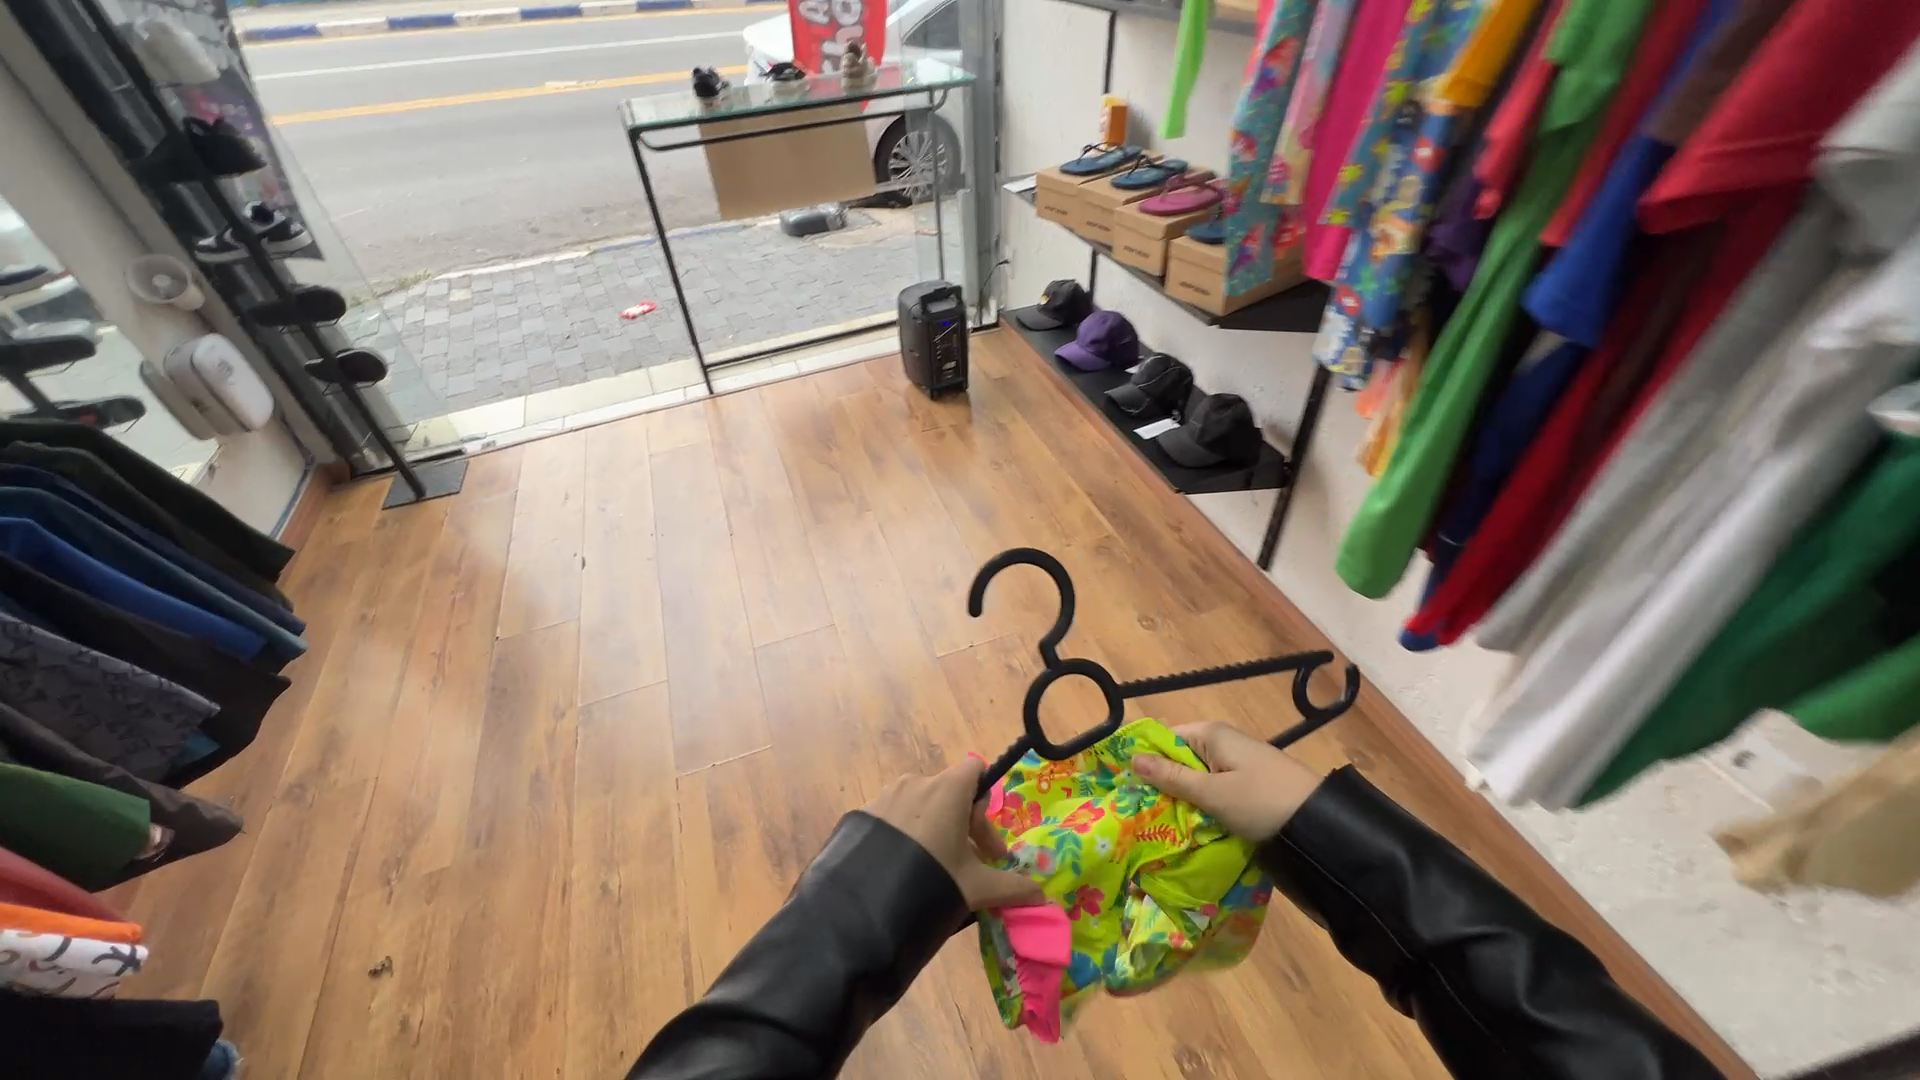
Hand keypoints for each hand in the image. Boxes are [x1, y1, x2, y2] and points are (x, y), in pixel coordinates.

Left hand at [864, 758, 1046, 910]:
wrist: (865, 903)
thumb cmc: (931, 880)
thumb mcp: (976, 886)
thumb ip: (1011, 886)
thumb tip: (1041, 895)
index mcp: (948, 789)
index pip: (975, 768)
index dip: (984, 799)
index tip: (982, 837)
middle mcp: (919, 782)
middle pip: (950, 790)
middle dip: (964, 823)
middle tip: (971, 862)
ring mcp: (889, 794)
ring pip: (923, 803)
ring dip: (935, 828)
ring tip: (936, 867)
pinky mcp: (867, 811)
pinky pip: (897, 814)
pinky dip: (908, 832)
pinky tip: (905, 866)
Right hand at [1131, 721, 1324, 841]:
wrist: (1322, 826)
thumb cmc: (1261, 802)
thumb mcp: (1212, 793)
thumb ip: (1172, 777)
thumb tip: (1133, 758)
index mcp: (1211, 733)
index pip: (1164, 738)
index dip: (1146, 760)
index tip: (1127, 787)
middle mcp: (1222, 742)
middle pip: (1179, 758)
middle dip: (1162, 782)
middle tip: (1141, 812)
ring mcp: (1237, 763)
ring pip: (1196, 777)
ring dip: (1183, 797)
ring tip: (1160, 823)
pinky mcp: (1248, 784)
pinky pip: (1214, 788)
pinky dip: (1202, 804)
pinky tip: (1192, 825)